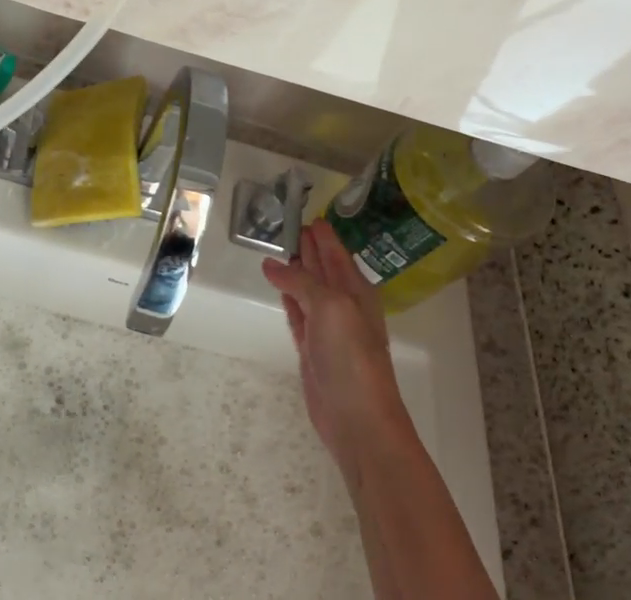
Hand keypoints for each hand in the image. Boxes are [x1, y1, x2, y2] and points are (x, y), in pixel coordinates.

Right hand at [262, 220, 410, 483]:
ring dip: (296, 270)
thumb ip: (301, 282)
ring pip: (308, 290)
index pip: (336, 253)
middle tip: (286, 223)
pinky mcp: (311, 349)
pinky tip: (278, 286)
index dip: (322, 234)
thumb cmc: (351, 356)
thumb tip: (272, 264)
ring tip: (277, 248)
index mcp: (356, 290)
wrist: (357, 417)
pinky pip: (297, 314)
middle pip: (322, 268)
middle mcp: (343, 305)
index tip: (305, 212)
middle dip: (308, 247)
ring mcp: (327, 329)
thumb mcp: (330, 306)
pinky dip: (288, 298)